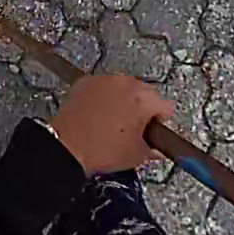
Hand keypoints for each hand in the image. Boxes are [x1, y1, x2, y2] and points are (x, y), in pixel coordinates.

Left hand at [47, 74, 175, 174]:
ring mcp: (105, 79)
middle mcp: (126, 82)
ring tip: (113, 121)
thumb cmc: (105, 150)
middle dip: (142, 108)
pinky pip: (103, 86)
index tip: (153, 132)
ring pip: (123, 87)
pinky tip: (97, 113)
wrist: (67, 144)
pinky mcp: (86, 80)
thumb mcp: (137, 155)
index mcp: (143, 99)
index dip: (161, 121)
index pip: (165, 106)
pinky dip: (103, 96)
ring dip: (123, 99)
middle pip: (144, 92)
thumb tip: (156, 148)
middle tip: (133, 128)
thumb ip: (153, 148)